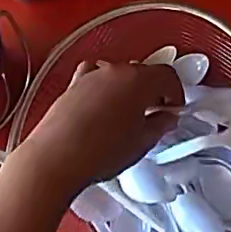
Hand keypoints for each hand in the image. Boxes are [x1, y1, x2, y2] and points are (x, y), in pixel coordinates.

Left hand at [14, 61, 182, 193]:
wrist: (54, 160)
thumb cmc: (97, 151)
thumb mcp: (141, 143)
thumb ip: (159, 126)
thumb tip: (165, 119)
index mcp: (140, 80)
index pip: (167, 76)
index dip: (176, 92)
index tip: (175, 106)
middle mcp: (118, 71)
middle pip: (145, 73)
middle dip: (154, 90)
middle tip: (157, 112)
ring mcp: (94, 75)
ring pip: (120, 74)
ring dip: (129, 88)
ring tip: (129, 114)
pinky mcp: (74, 85)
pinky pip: (94, 75)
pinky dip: (103, 84)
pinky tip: (102, 102)